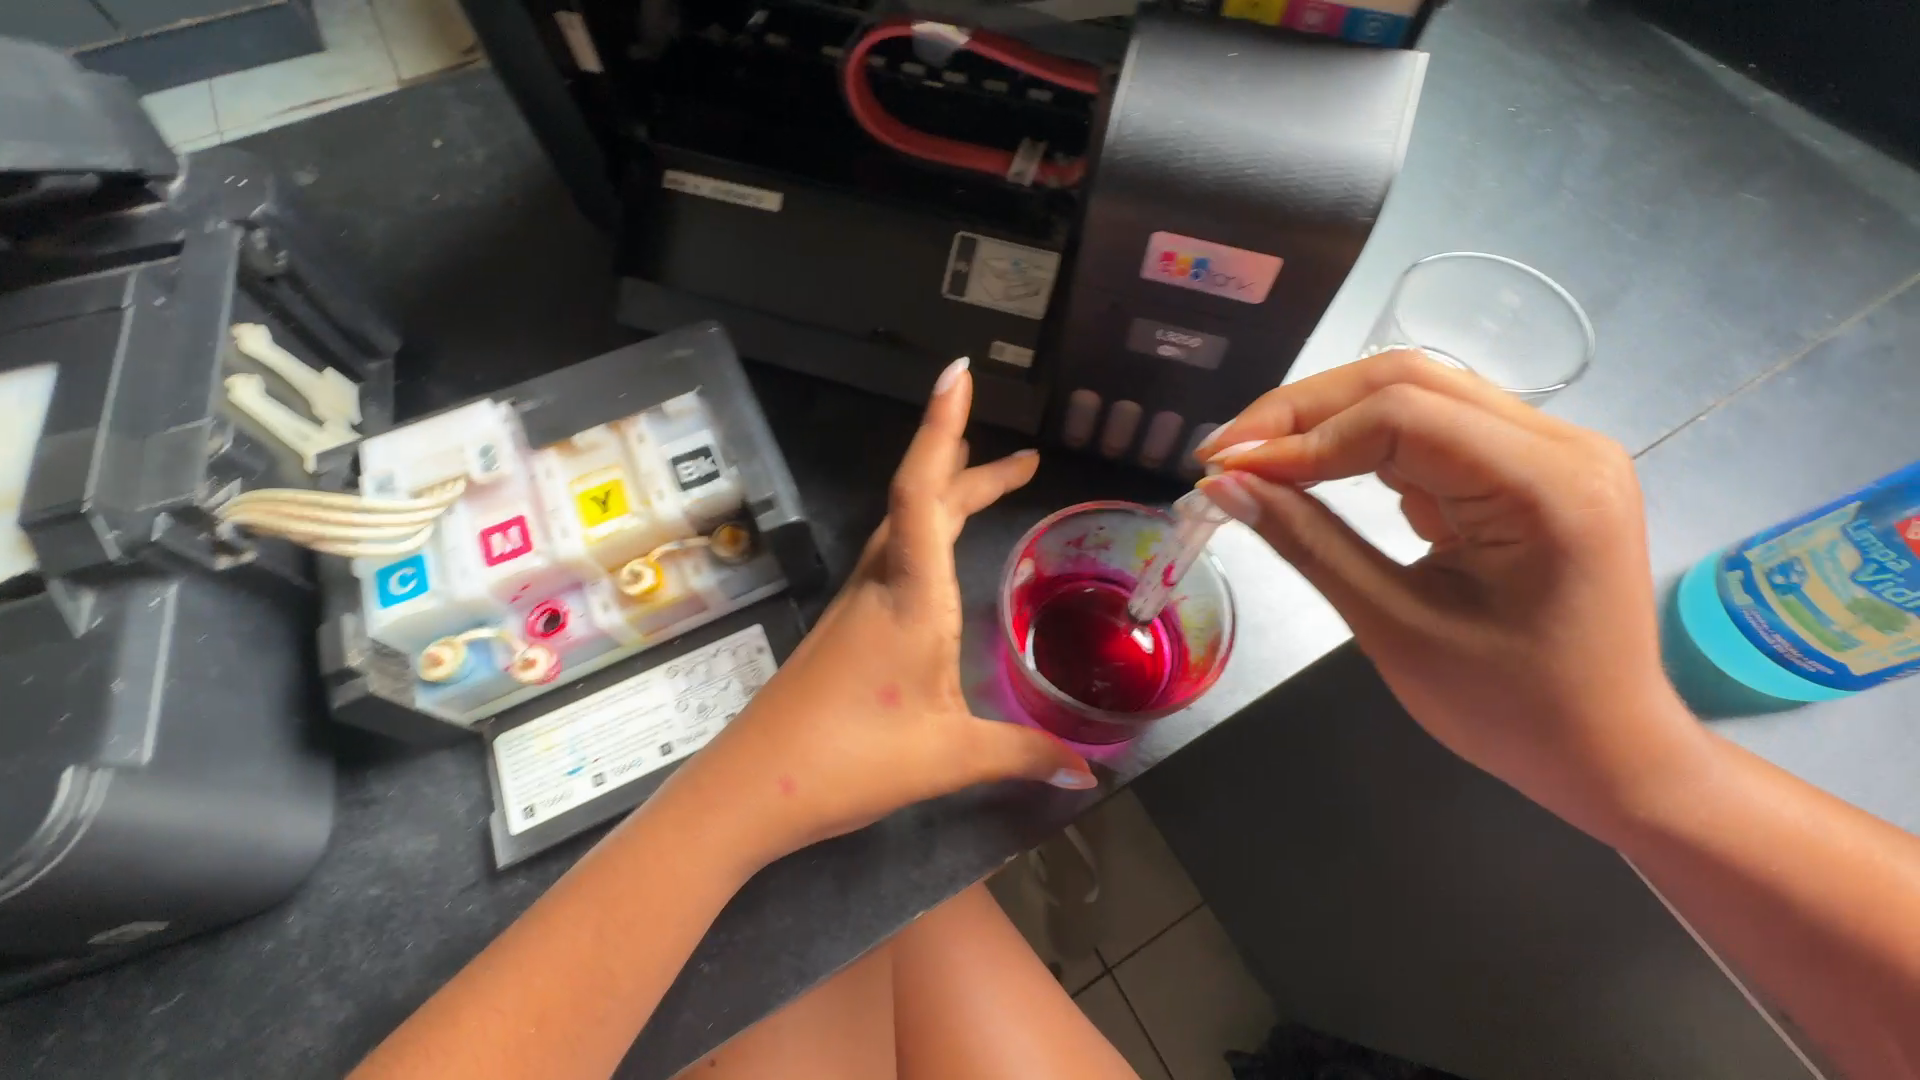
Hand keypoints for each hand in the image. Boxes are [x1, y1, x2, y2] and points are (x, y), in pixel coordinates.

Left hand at [667, 358, 1095, 864]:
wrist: (749, 789)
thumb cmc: (850, 762)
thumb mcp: (949, 758)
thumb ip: (1024, 755)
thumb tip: (1090, 776)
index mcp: (910, 597)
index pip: (923, 492)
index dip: (940, 429)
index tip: (957, 373)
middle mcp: (880, 584)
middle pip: (921, 500)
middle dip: (970, 467)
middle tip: (1026, 460)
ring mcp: (856, 602)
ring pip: (904, 526)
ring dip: (946, 497)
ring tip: (989, 485)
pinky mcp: (845, 625)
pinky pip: (892, 556)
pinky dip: (925, 534)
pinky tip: (940, 562)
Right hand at [1194, 350, 1708, 831]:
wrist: (1606, 752)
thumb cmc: (1509, 709)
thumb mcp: (1393, 627)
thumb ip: (1308, 543)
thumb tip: (1224, 486)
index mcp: (1548, 486)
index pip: (1400, 417)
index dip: (1298, 438)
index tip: (1221, 471)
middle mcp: (1560, 444)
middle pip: (1406, 381)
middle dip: (1301, 412)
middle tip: (1225, 454)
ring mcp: (1547, 450)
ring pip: (1412, 394)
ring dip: (1323, 421)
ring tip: (1254, 461)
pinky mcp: (1522, 467)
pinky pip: (1424, 430)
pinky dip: (1355, 445)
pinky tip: (1310, 473)